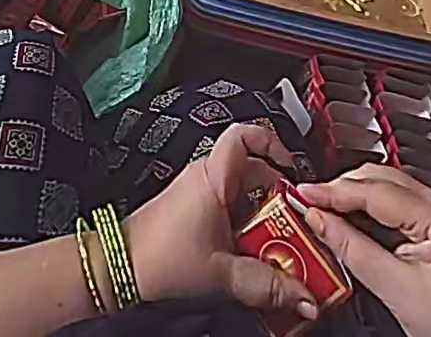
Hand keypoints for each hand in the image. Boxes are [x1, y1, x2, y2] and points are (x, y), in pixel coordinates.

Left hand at [122, 123, 318, 320]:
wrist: (127, 264)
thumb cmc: (162, 255)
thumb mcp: (223, 272)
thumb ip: (267, 284)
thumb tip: (303, 295)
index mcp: (214, 176)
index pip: (244, 135)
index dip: (272, 143)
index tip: (291, 169)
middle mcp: (208, 175)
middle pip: (253, 168)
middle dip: (277, 193)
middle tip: (295, 222)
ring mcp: (201, 189)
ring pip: (243, 189)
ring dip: (264, 212)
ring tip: (279, 241)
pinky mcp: (197, 206)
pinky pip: (231, 204)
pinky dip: (247, 221)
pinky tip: (254, 249)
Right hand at [298, 164, 430, 336]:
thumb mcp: (396, 290)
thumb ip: (352, 249)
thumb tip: (318, 218)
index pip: (371, 189)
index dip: (332, 191)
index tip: (303, 193)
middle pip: (376, 177)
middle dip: (339, 188)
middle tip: (307, 200)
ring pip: (382, 184)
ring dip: (351, 195)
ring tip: (322, 208)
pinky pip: (391, 200)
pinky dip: (365, 205)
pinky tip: (348, 218)